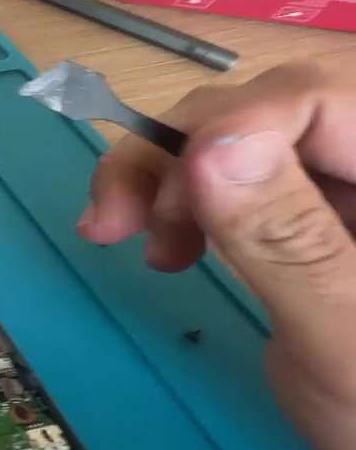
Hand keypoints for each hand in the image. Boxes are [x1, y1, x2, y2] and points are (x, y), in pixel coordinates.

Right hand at [79, 61, 355, 449]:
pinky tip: (166, 242)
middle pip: (265, 112)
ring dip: (159, 179)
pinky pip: (231, 171)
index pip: (322, 101)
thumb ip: (291, 241)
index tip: (159, 200)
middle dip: (172, 159)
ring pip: (233, 136)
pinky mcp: (324, 211)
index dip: (229, 129)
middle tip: (116, 224)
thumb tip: (212, 144)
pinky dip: (175, 196)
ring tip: (129, 239)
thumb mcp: (353, 347)